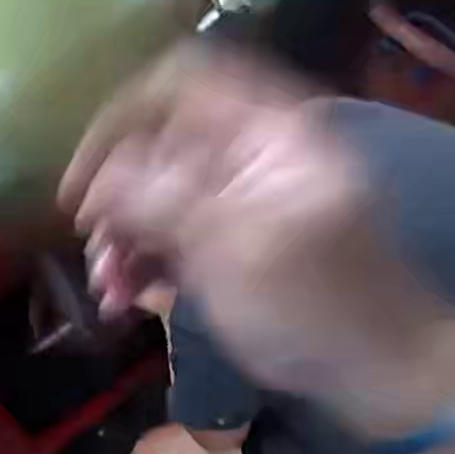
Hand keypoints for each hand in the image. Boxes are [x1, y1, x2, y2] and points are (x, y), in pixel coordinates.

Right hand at [59, 44, 454, 426]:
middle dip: (111, 202)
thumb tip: (100, 181)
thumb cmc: (318, 301)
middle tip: (94, 248)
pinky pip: (153, 242)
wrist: (371, 367)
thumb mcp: (240, 247)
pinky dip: (131, 269)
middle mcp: (235, 160)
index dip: (120, 121)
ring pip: (142, 202)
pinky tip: (121, 303)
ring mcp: (221, 204)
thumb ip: (166, 204)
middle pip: (147, 152)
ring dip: (115, 244)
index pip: (178, 86)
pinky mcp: (210, 246)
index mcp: (261, 135)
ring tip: (108, 291)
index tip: (83, 181)